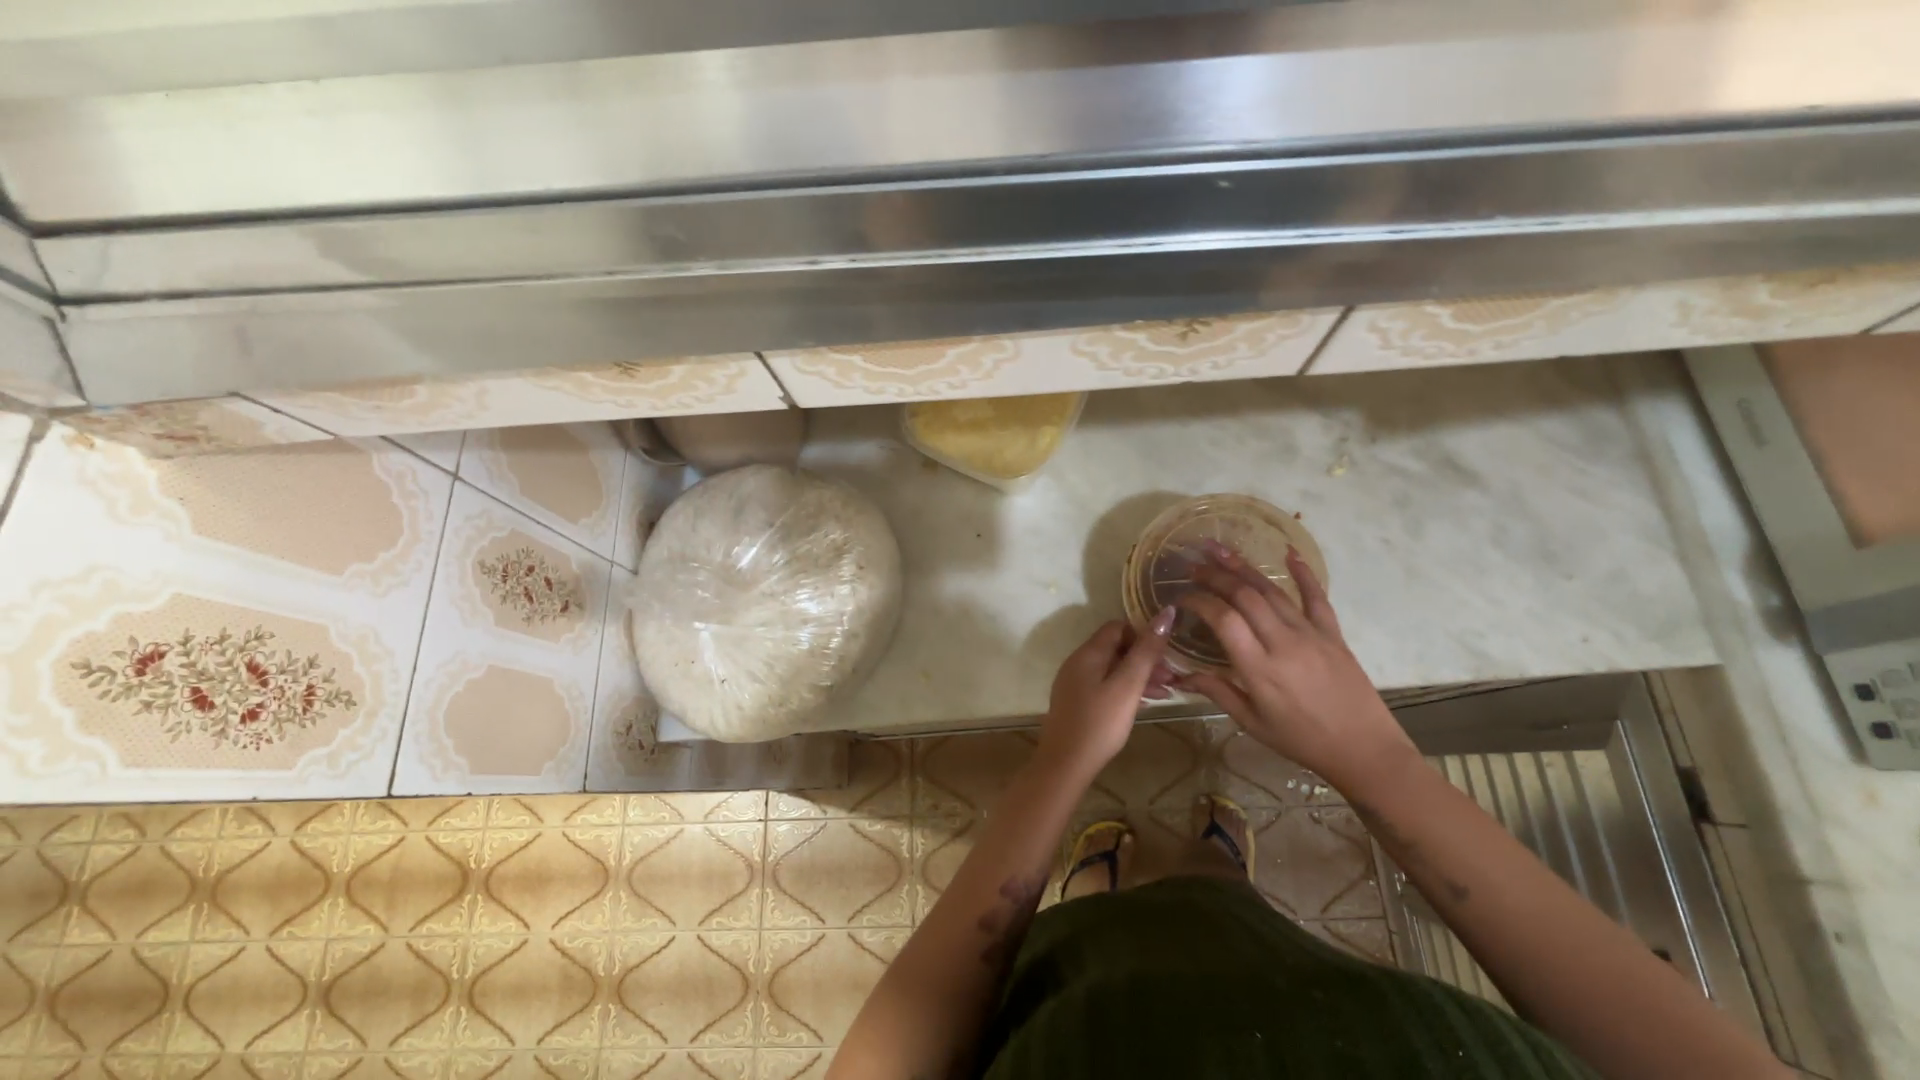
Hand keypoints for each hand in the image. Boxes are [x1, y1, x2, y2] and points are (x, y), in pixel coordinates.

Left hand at [1036, 611, 1174, 778]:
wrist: (1065, 764)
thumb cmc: (1100, 723)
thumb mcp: (1128, 686)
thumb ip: (1146, 651)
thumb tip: (1166, 612)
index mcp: (1088, 654)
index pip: (1118, 627)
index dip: (1143, 635)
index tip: (1165, 654)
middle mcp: (1078, 663)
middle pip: (1116, 648)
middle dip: (1145, 658)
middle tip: (1172, 677)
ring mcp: (1075, 684)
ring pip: (1112, 669)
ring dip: (1139, 676)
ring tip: (1167, 692)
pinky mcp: (1077, 703)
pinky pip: (1105, 686)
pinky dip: (1126, 690)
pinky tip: (1145, 704)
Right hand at [1174, 542, 1416, 792]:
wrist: (1363, 748)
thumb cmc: (1302, 740)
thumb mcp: (1253, 723)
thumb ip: (1218, 692)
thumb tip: (1181, 676)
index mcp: (1259, 669)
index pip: (1223, 620)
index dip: (1199, 601)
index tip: (1181, 597)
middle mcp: (1283, 643)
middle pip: (1245, 596)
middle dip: (1216, 576)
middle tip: (1193, 565)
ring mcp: (1311, 634)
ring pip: (1273, 592)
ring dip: (1244, 568)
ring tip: (1220, 550)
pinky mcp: (1333, 634)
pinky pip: (1316, 597)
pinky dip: (1303, 573)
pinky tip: (1288, 553)